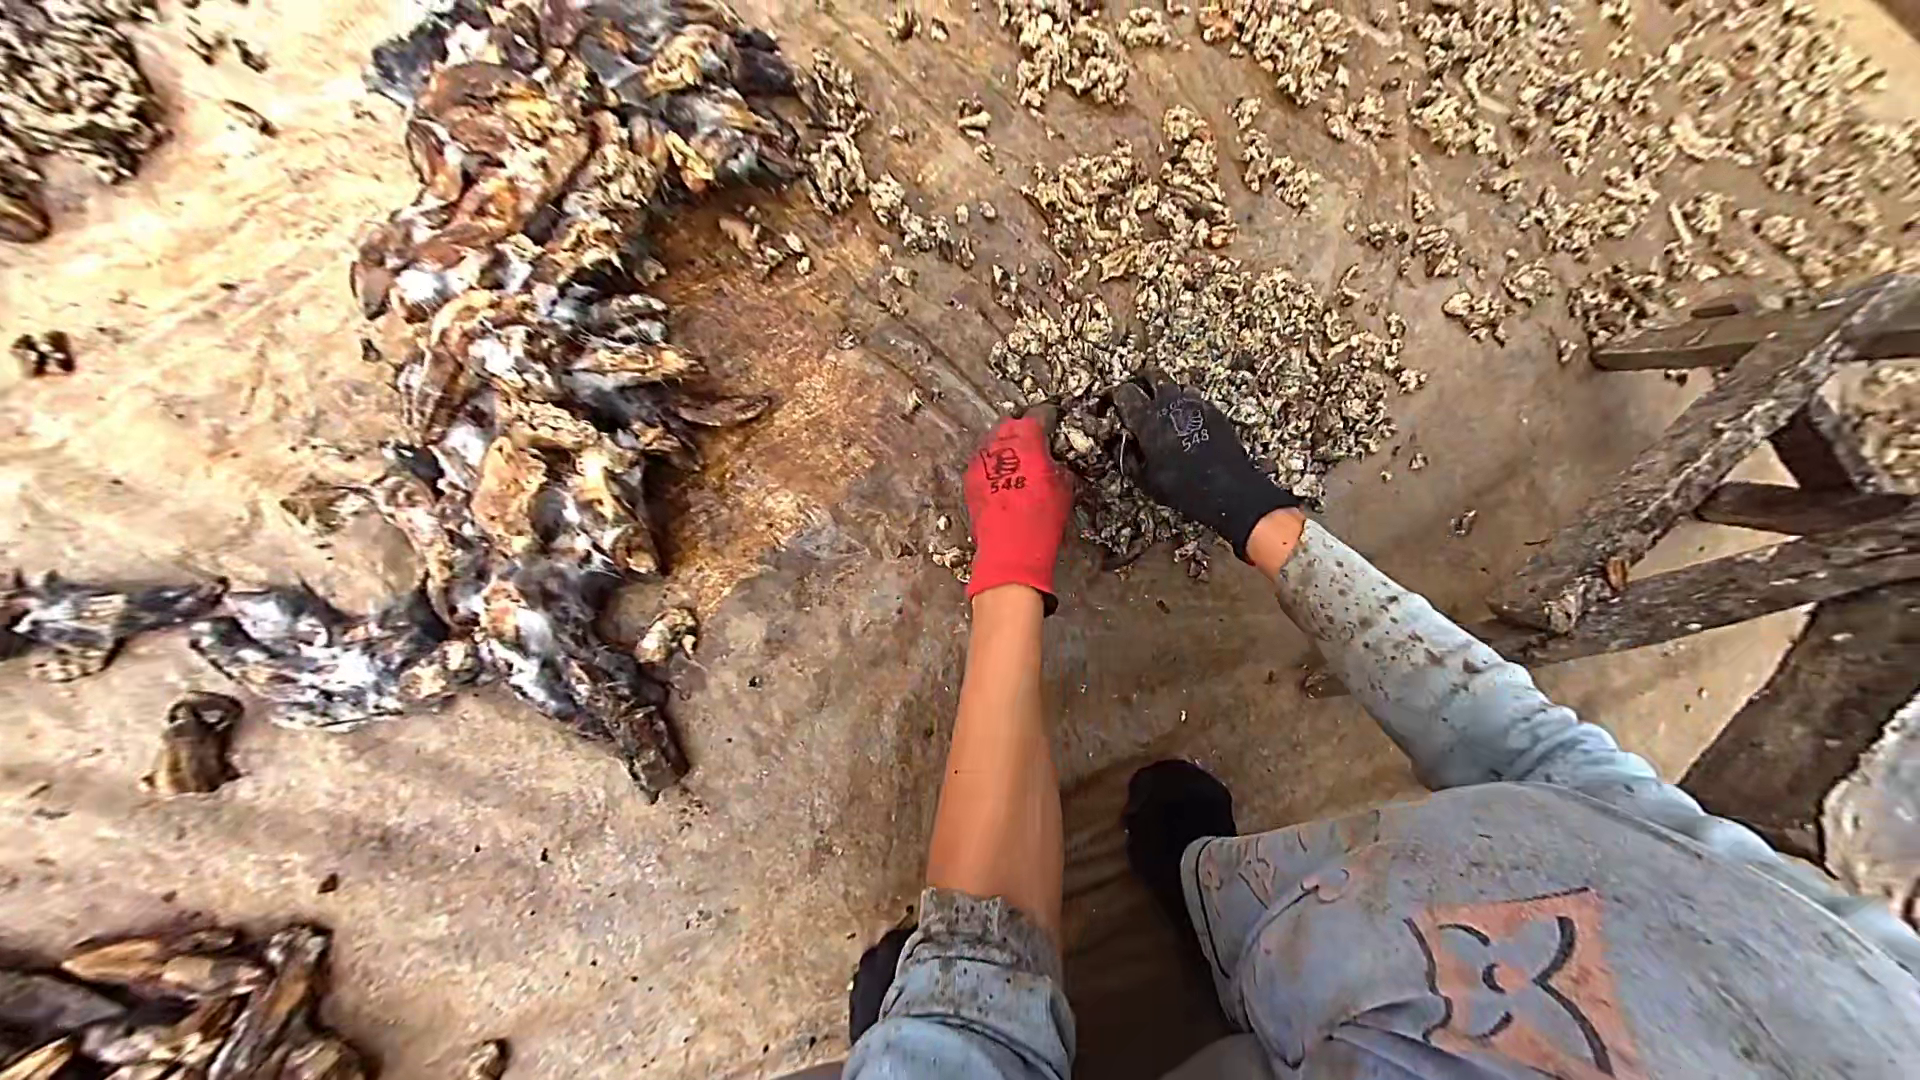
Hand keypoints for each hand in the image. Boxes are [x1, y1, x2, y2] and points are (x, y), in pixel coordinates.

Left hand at [963, 412, 1071, 611]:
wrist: (1010, 551)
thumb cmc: (1040, 522)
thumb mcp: (1063, 489)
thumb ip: (1055, 466)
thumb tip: (1051, 462)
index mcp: (1027, 443)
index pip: (1036, 417)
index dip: (1046, 418)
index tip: (1050, 422)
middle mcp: (1000, 448)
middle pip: (1008, 425)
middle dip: (1020, 429)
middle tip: (1032, 440)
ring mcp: (981, 463)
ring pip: (991, 442)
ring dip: (1003, 446)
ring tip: (1016, 459)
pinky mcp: (970, 480)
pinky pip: (982, 462)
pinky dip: (992, 464)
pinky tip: (1001, 475)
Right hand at [1113, 379, 1300, 560]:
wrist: (1228, 490)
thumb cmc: (1180, 488)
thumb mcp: (1143, 479)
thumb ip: (1127, 455)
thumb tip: (1118, 442)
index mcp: (1147, 418)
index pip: (1124, 392)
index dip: (1114, 396)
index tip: (1110, 403)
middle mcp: (1171, 403)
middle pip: (1152, 375)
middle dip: (1140, 381)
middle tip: (1135, 394)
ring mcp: (1195, 404)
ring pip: (1175, 385)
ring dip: (1164, 393)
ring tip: (1159, 409)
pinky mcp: (1214, 410)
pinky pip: (1194, 399)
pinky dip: (1184, 405)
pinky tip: (1182, 423)